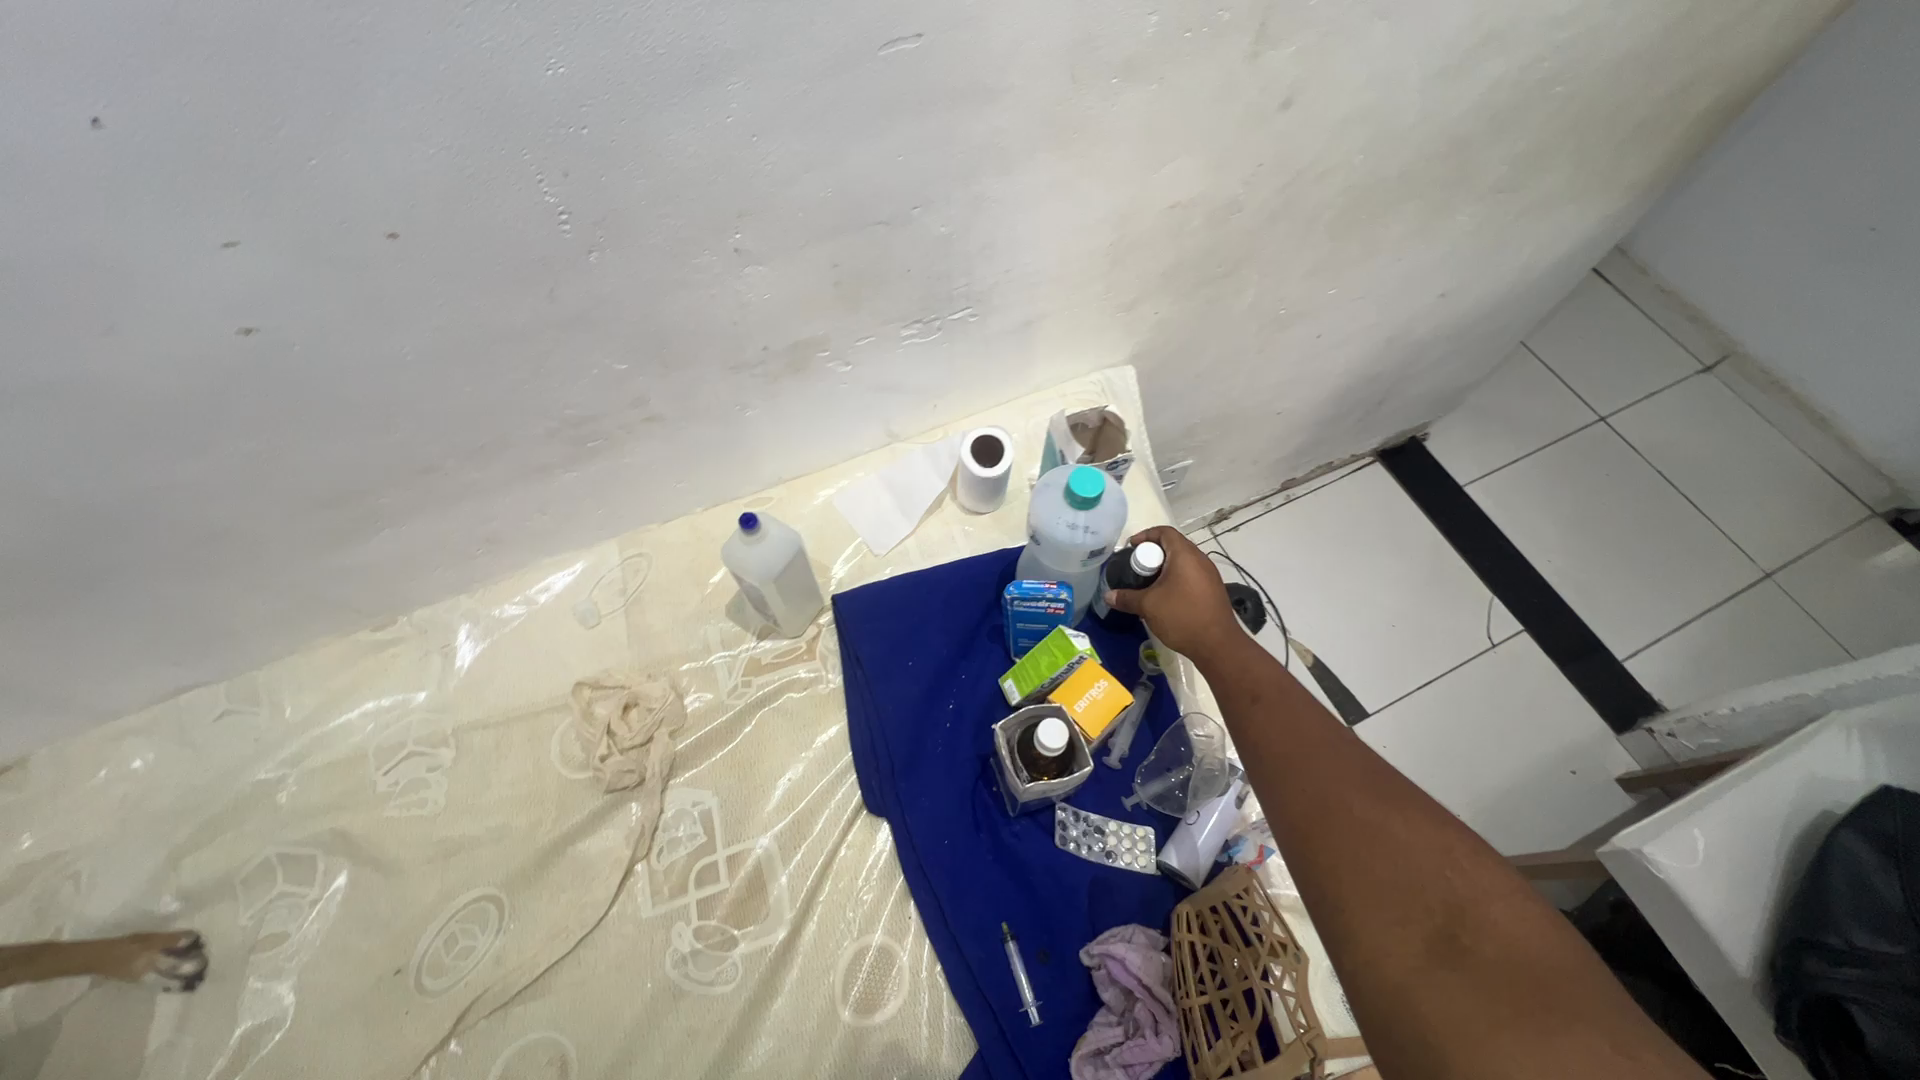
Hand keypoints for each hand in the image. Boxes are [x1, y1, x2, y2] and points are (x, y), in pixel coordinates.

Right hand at [1103, 526, 1244, 658]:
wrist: (1218, 644)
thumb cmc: (1182, 616)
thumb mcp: (1148, 606)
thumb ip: (1126, 598)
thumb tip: (1108, 596)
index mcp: (1185, 555)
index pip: (1165, 532)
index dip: (1146, 535)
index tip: (1131, 547)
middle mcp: (1200, 560)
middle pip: (1174, 546)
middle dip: (1153, 554)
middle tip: (1137, 568)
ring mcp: (1209, 575)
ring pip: (1183, 562)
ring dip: (1164, 568)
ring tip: (1148, 584)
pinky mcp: (1213, 590)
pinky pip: (1191, 575)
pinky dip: (1176, 579)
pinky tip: (1165, 598)